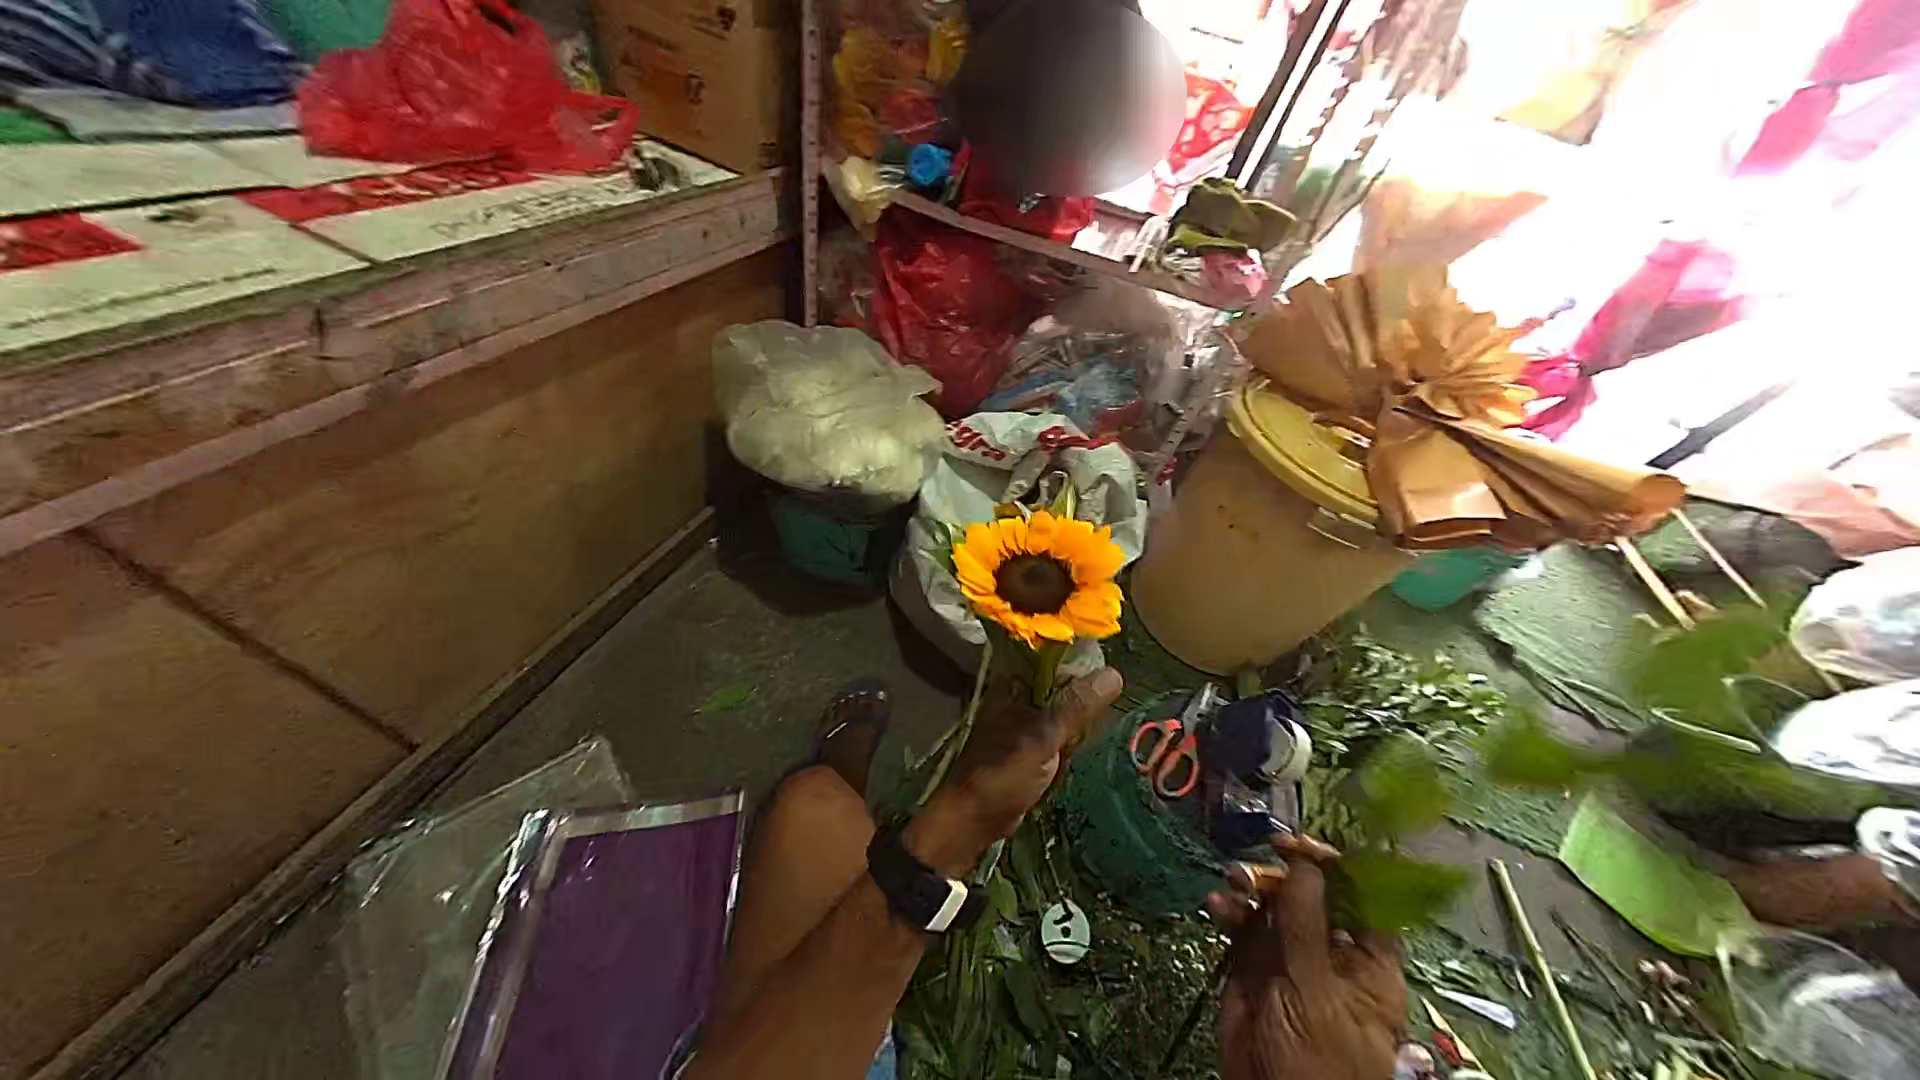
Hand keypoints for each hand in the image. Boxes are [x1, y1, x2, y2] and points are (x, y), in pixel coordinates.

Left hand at [908, 668, 1122, 874]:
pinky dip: (1064, 754)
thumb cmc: (1003, 772)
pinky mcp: (1031, 744)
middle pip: (1069, 692)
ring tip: (1058, 759)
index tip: (1092, 702)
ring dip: (1071, 741)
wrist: (976, 817)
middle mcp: (1020, 695)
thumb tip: (1114, 674)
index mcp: (1016, 682)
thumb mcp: (1043, 735)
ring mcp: (1025, 721)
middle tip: (1066, 742)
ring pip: (1068, 719)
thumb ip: (1076, 705)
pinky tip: (1057, 769)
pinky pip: (1061, 740)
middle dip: (1077, 720)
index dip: (1082, 678)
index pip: (1060, 661)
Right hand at [1207, 834, 1406, 1079]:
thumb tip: (1307, 864)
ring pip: (1272, 901)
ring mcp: (1287, 954)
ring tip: (1234, 883)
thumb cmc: (1318, 1063)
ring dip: (1252, 885)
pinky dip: (1228, 908)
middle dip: (1286, 872)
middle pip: (1311, 893)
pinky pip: (1241, 920)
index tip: (1304, 843)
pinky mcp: (1251, 960)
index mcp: (1365, 963)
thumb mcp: (1316, 992)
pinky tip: (1217, 907)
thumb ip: (1306, 925)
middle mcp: (1327, 951)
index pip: (1362, 900)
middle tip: (1265, 857)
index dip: (1337, 866)